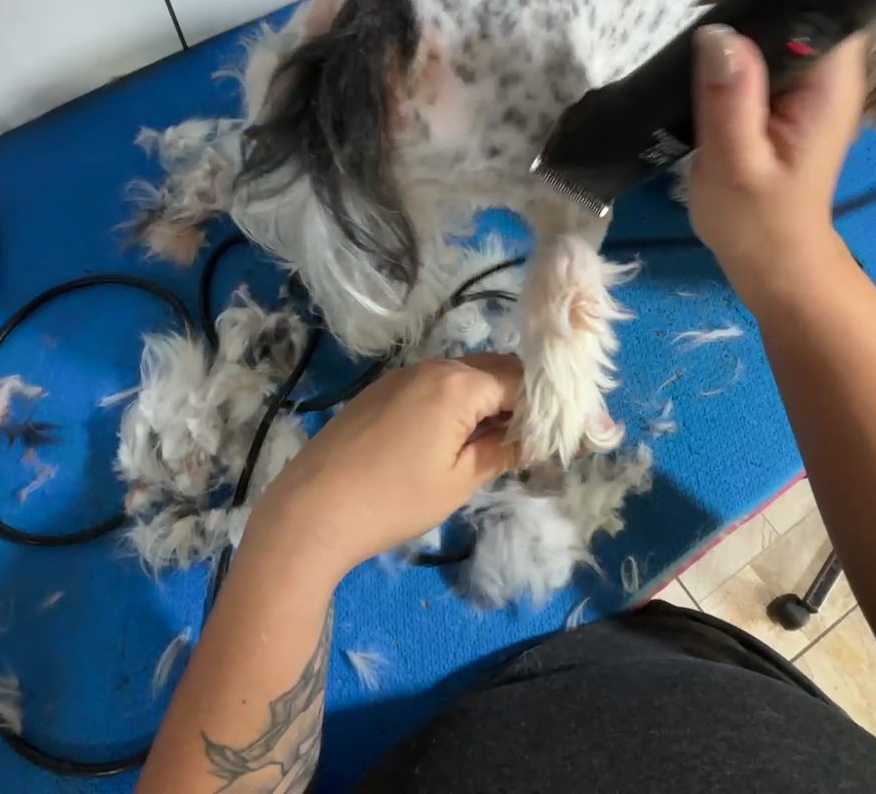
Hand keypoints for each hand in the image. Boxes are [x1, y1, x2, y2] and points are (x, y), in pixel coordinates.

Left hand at [249, 355, 521, 576]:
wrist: (312, 508)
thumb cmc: (394, 500)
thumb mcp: (459, 479)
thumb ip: (504, 450)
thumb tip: (542, 437)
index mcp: (457, 384)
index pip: (521, 379)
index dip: (546, 404)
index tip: (563, 432)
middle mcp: (431, 367)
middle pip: (492, 370)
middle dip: (518, 398)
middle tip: (535, 439)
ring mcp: (402, 375)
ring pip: (463, 376)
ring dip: (487, 400)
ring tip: (498, 442)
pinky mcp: (381, 390)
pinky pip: (433, 385)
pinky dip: (456, 403)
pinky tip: (455, 436)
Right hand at [687, 26, 866, 308]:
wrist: (771, 264)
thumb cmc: (757, 222)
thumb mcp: (735, 163)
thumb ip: (729, 98)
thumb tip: (717, 33)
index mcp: (828, 86)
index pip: (824, 6)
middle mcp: (827, 78)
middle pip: (800, 12)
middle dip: (752, 4)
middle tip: (697, 19)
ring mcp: (806, 91)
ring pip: (777, 35)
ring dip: (738, 30)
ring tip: (693, 41)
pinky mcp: (783, 104)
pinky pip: (762, 60)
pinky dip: (733, 56)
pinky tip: (703, 67)